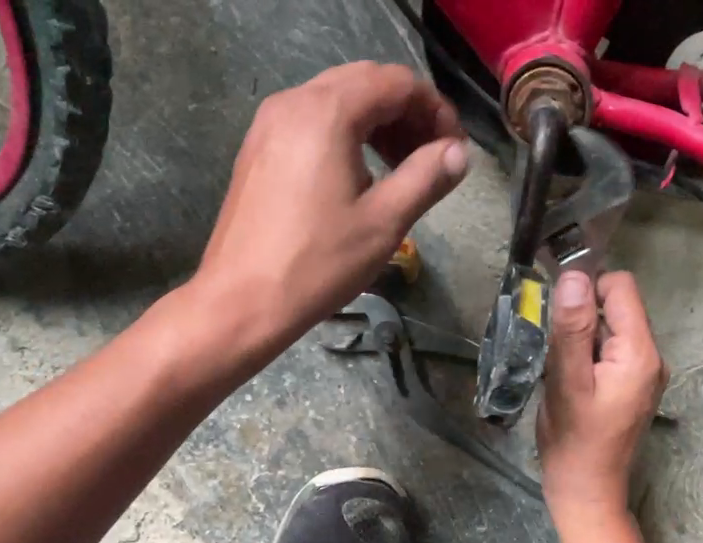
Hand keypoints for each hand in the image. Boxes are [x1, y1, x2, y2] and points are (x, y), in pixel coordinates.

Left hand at [186, 62, 468, 358]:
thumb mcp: (384, 223)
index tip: (456, 148)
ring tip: (403, 169)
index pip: (395, 83)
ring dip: (378, 124)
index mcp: (327, 112)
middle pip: (365, 83)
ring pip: (337, 101)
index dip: (435, 109)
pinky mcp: (259, 148)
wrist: (243, 299)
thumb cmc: (318, 263)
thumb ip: (426, 178)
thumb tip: (459, 152)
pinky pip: (313, 123)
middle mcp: (294, 102)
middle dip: (407, 114)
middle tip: (435, 158)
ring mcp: (270, 123)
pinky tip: (362, 177)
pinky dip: (347, 136)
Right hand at [536, 271, 667, 514]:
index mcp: (640, 352)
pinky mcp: (635, 387)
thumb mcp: (567, 382)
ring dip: (583, 342)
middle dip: (583, 321)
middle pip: (617, 307)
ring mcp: (646, 374)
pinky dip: (590, 359)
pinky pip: (612, 353)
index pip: (620, 287)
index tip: (559, 321)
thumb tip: (574, 276)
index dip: (586, 292)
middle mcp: (652, 358)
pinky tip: (575, 386)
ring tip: (567, 376)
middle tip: (561, 358)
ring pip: (611, 331)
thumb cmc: (574, 441)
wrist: (587, 491)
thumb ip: (572, 329)